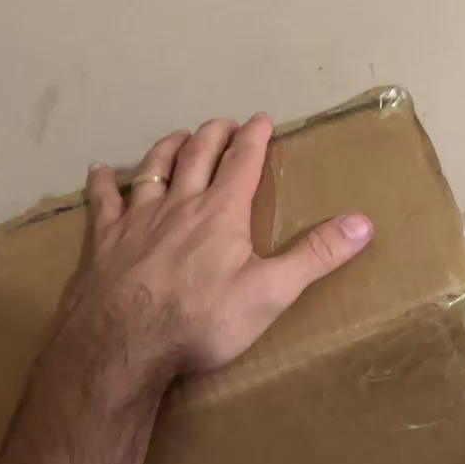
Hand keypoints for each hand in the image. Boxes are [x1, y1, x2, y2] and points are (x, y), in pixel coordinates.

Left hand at [62, 115, 372, 382]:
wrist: (122, 345)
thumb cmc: (204, 320)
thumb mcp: (273, 291)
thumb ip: (316, 255)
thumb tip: (363, 222)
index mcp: (221, 213)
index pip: (242, 163)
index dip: (254, 138)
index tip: (262, 118)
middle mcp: (179, 205)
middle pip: (197, 157)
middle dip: (213, 135)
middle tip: (224, 122)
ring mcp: (137, 221)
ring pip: (153, 171)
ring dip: (167, 148)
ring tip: (177, 135)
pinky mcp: (105, 242)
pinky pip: (104, 202)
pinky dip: (105, 182)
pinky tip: (101, 171)